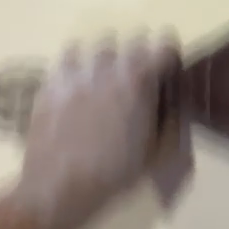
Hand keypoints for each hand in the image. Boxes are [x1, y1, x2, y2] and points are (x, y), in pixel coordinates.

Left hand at [8, 34, 185, 228]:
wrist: (59, 190)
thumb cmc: (115, 173)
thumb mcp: (160, 151)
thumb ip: (173, 118)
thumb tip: (177, 99)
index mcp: (142, 80)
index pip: (166, 45)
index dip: (170, 54)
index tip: (169, 66)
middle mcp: (111, 67)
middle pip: (133, 38)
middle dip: (140, 52)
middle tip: (139, 73)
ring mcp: (78, 73)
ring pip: (98, 44)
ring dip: (108, 56)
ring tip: (106, 74)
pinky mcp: (51, 84)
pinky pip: (66, 57)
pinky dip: (76, 63)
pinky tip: (78, 81)